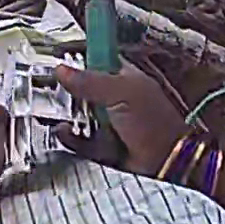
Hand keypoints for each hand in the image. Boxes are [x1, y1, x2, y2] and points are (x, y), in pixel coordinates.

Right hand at [54, 64, 185, 174]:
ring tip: (61, 113)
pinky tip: (65, 132)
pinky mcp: (102, 145)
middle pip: (84, 88)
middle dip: (70, 91)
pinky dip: (71, 136)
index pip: (98, 59)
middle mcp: (115, 98)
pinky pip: (79, 138)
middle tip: (57, 90)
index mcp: (124, 77)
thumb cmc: (153, 122)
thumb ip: (90, 81)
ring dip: (69, 115)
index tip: (62, 61)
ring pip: (79, 113)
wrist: (167, 164)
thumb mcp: (120, 93)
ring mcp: (109, 122)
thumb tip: (61, 69)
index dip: (81, 59)